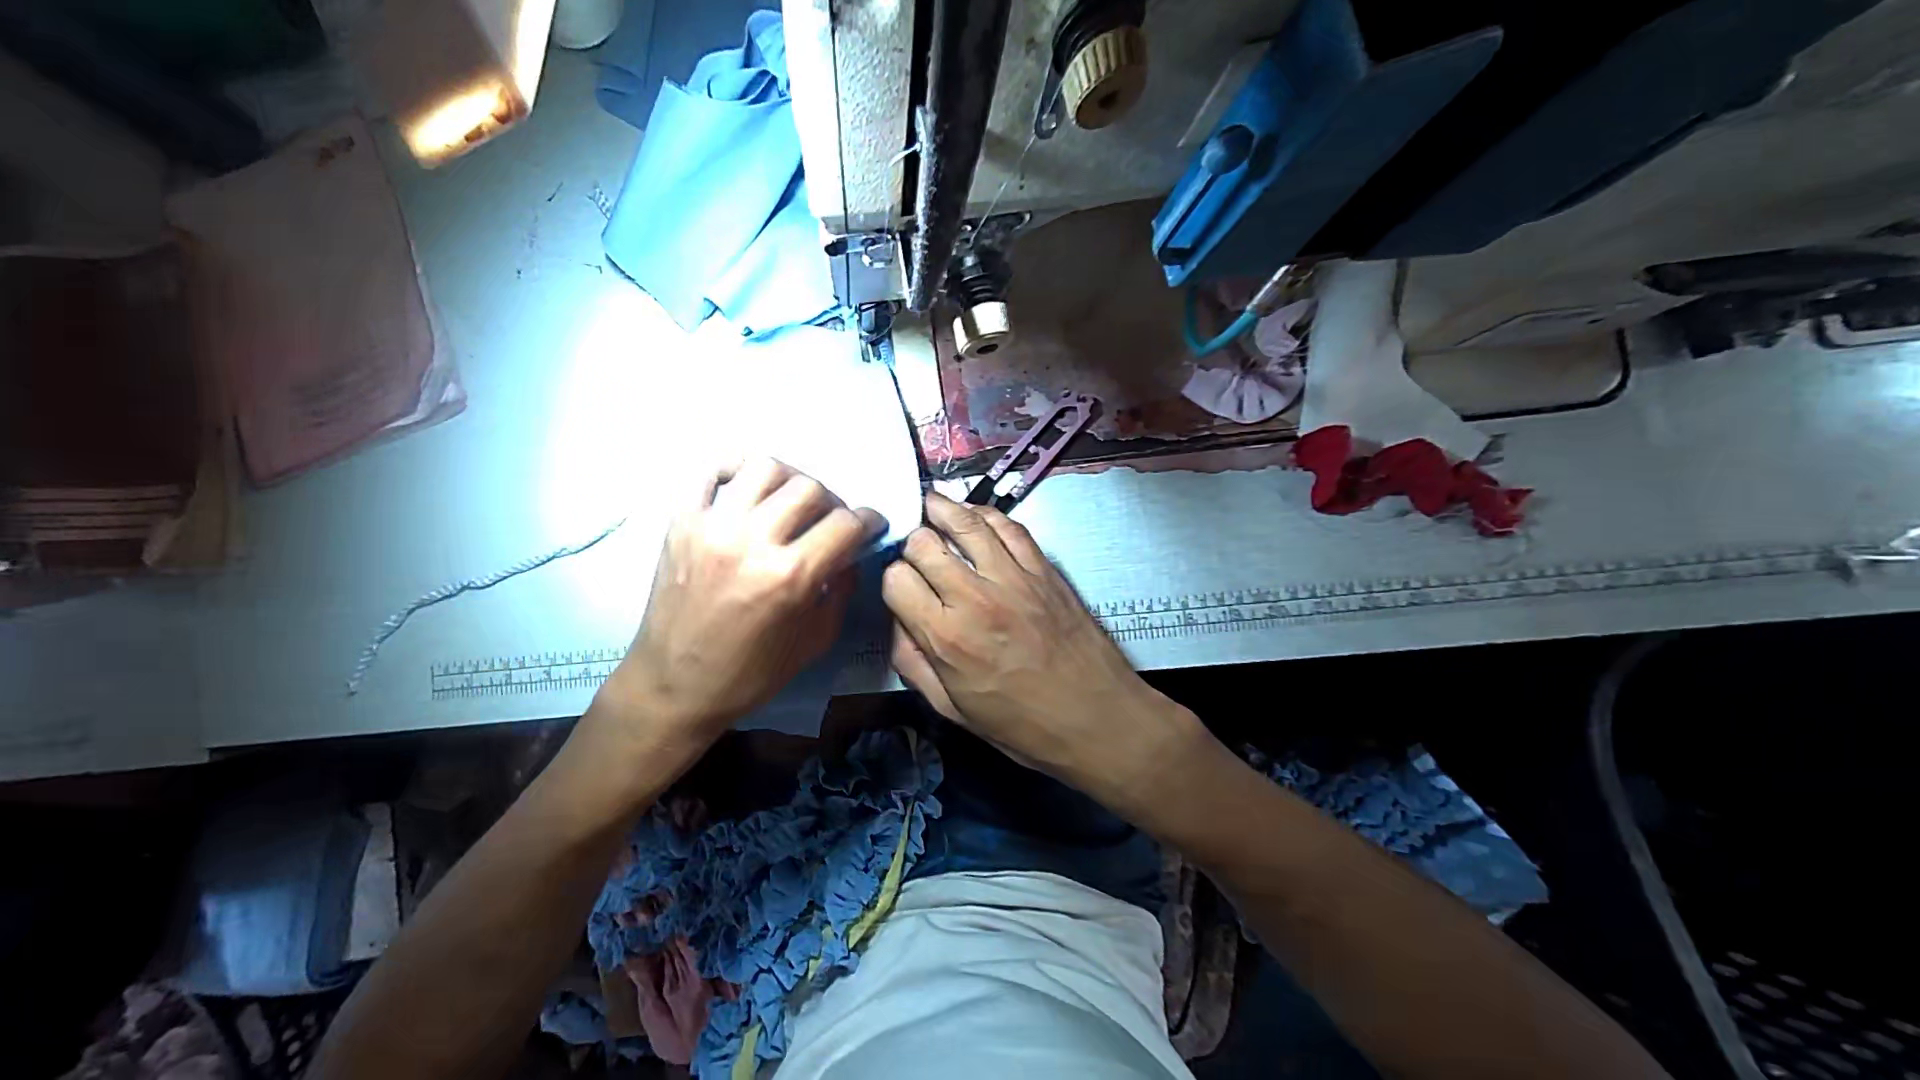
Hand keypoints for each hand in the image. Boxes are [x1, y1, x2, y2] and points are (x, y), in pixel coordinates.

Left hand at [600, 459, 884, 755]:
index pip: (845, 524)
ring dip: (791, 481)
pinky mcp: (680, 522)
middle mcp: (751, 541)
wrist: (674, 686)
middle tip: (831, 522)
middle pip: (810, 489)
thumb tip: (851, 554)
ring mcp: (711, 526)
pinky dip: (736, 469)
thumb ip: (841, 590)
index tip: (871, 526)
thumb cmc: (750, 674)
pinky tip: (749, 489)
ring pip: (765, 468)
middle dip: (833, 503)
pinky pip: (711, 471)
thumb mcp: (815, 641)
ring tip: (791, 503)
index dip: (869, 521)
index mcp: (789, 576)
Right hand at [881, 493, 1197, 803]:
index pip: (896, 579)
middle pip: (924, 542)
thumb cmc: (1022, 725)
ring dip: (941, 509)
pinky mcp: (1044, 569)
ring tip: (931, 504)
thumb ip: (914, 663)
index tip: (900, 585)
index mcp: (946, 638)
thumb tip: (898, 622)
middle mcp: (974, 599)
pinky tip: (975, 515)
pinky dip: (986, 515)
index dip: (891, 578)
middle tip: (914, 548)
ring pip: (965, 522)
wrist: (1097, 718)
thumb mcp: (952, 709)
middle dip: (911, 541)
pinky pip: (1009, 526)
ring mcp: (1013, 578)